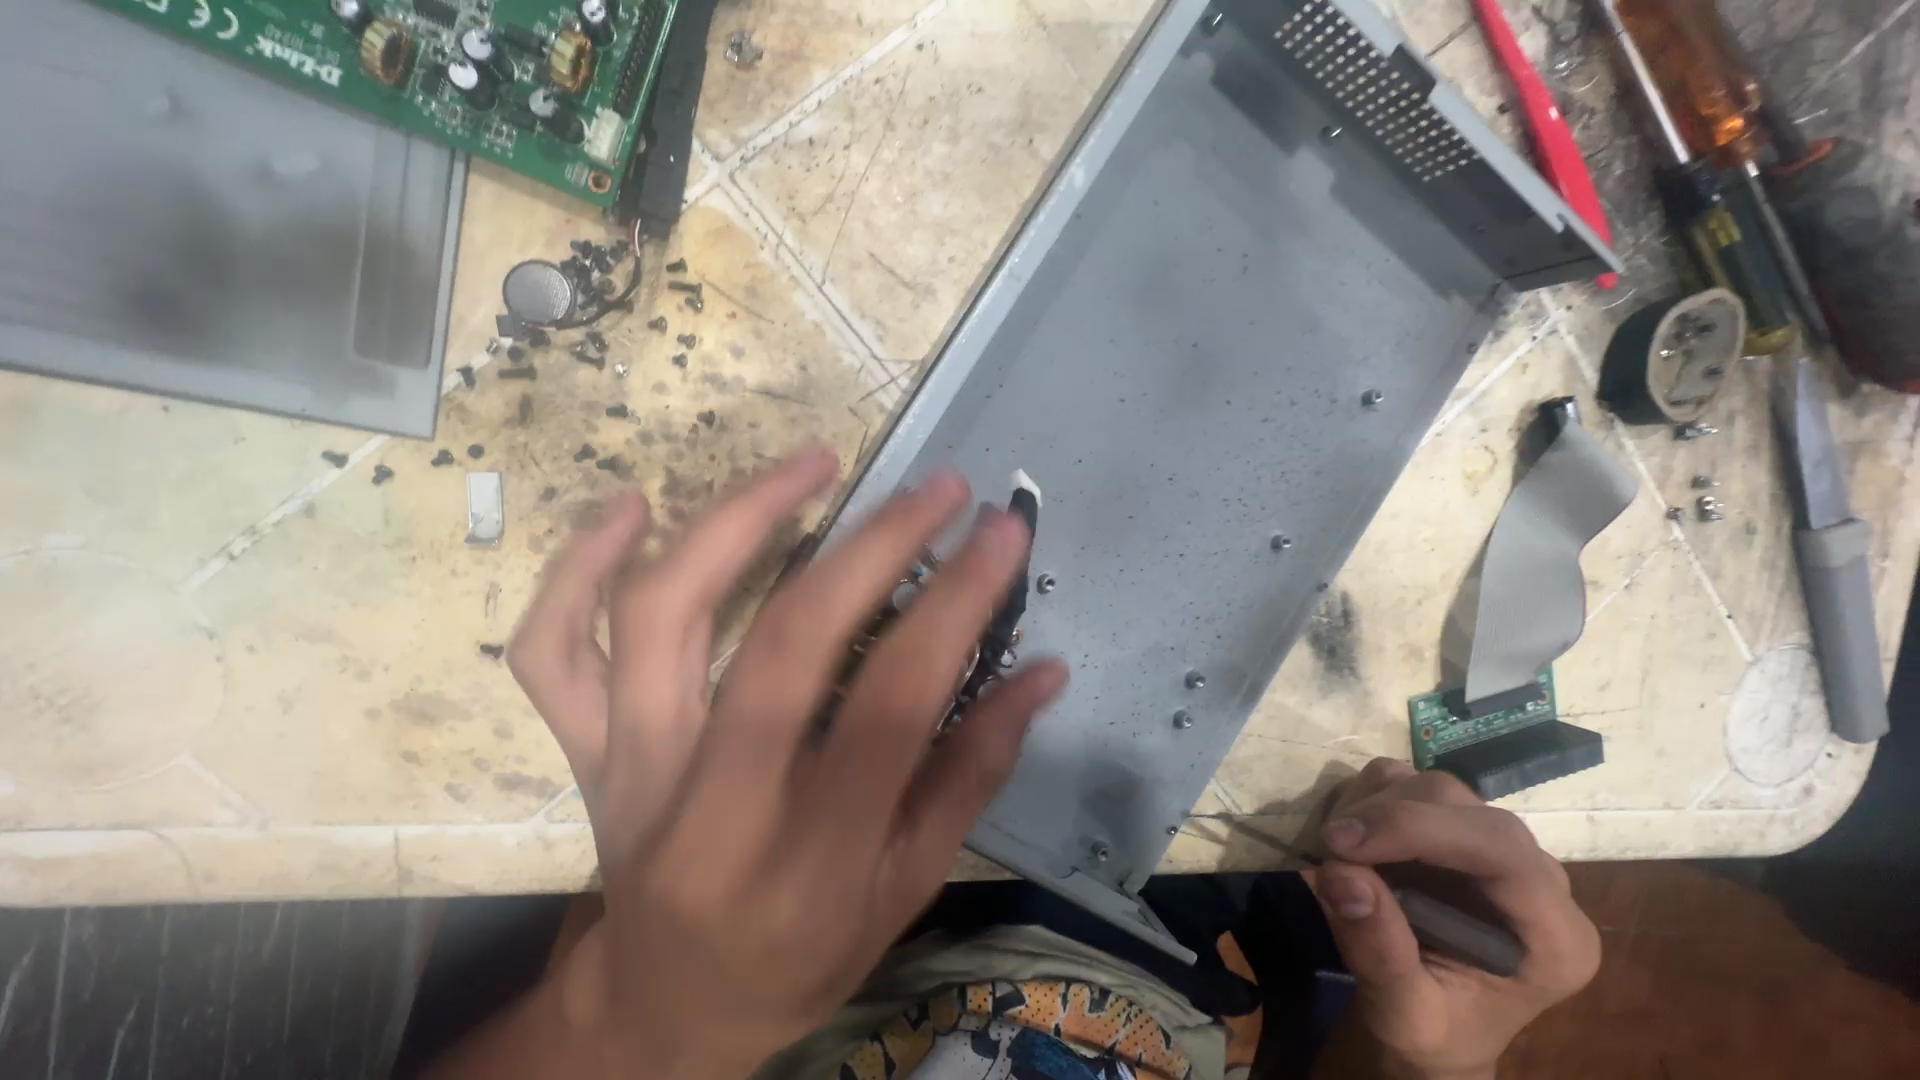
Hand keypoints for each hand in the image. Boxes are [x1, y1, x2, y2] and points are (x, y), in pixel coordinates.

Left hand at [507, 447, 1068, 1079]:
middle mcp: (711, 806)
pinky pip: (552, 651)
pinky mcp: (582, 752)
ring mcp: (631, 769)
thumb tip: (1044, 672)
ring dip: (738, 520)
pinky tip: (631, 507)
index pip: (891, 705)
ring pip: (661, 618)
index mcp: (810, 858)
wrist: (666, 1004)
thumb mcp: (908, 889)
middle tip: (936, 489)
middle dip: (872, 547)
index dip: (954, 607)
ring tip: (812, 461)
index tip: (1001, 534)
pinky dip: (574, 569)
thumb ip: (973, 773)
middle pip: (784, 644)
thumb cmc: (802, 954)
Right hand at [1306, 759, 1599, 1079]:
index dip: (1419, 829)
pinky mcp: (1461, 832)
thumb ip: (1378, 951)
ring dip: (1375, 804)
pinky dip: (1372, 797)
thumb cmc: (1430, 1036)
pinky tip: (1356, 838)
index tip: (1342, 844)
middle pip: (1464, 807)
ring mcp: (1500, 850)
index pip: (1501, 850)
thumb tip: (1340, 873)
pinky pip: (1415, 784)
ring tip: (1340, 847)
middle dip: (1387, 816)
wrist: (1433, 1037)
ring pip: (1436, 787)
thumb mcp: (1403, 1016)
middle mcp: (1540, 882)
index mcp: (1553, 937)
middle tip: (1328, 846)